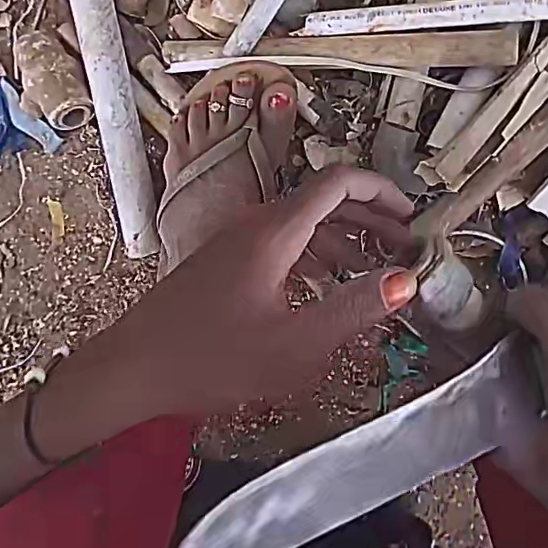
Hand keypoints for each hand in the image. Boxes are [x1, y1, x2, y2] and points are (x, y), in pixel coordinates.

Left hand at [98, 167, 420, 417]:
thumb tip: (404, 280)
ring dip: (344, 241)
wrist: (135, 366)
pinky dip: (315, 257)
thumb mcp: (295, 343)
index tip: (412, 217)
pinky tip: (328, 288)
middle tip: (405, 247)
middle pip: (324, 200)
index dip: (383, 191)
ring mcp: (238, 240)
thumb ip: (353, 308)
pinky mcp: (228, 260)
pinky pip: (283, 245)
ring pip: (304, 224)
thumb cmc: (211, 358)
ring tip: (376, 270)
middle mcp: (257, 223)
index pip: (340, 181)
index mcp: (275, 230)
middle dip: (370, 218)